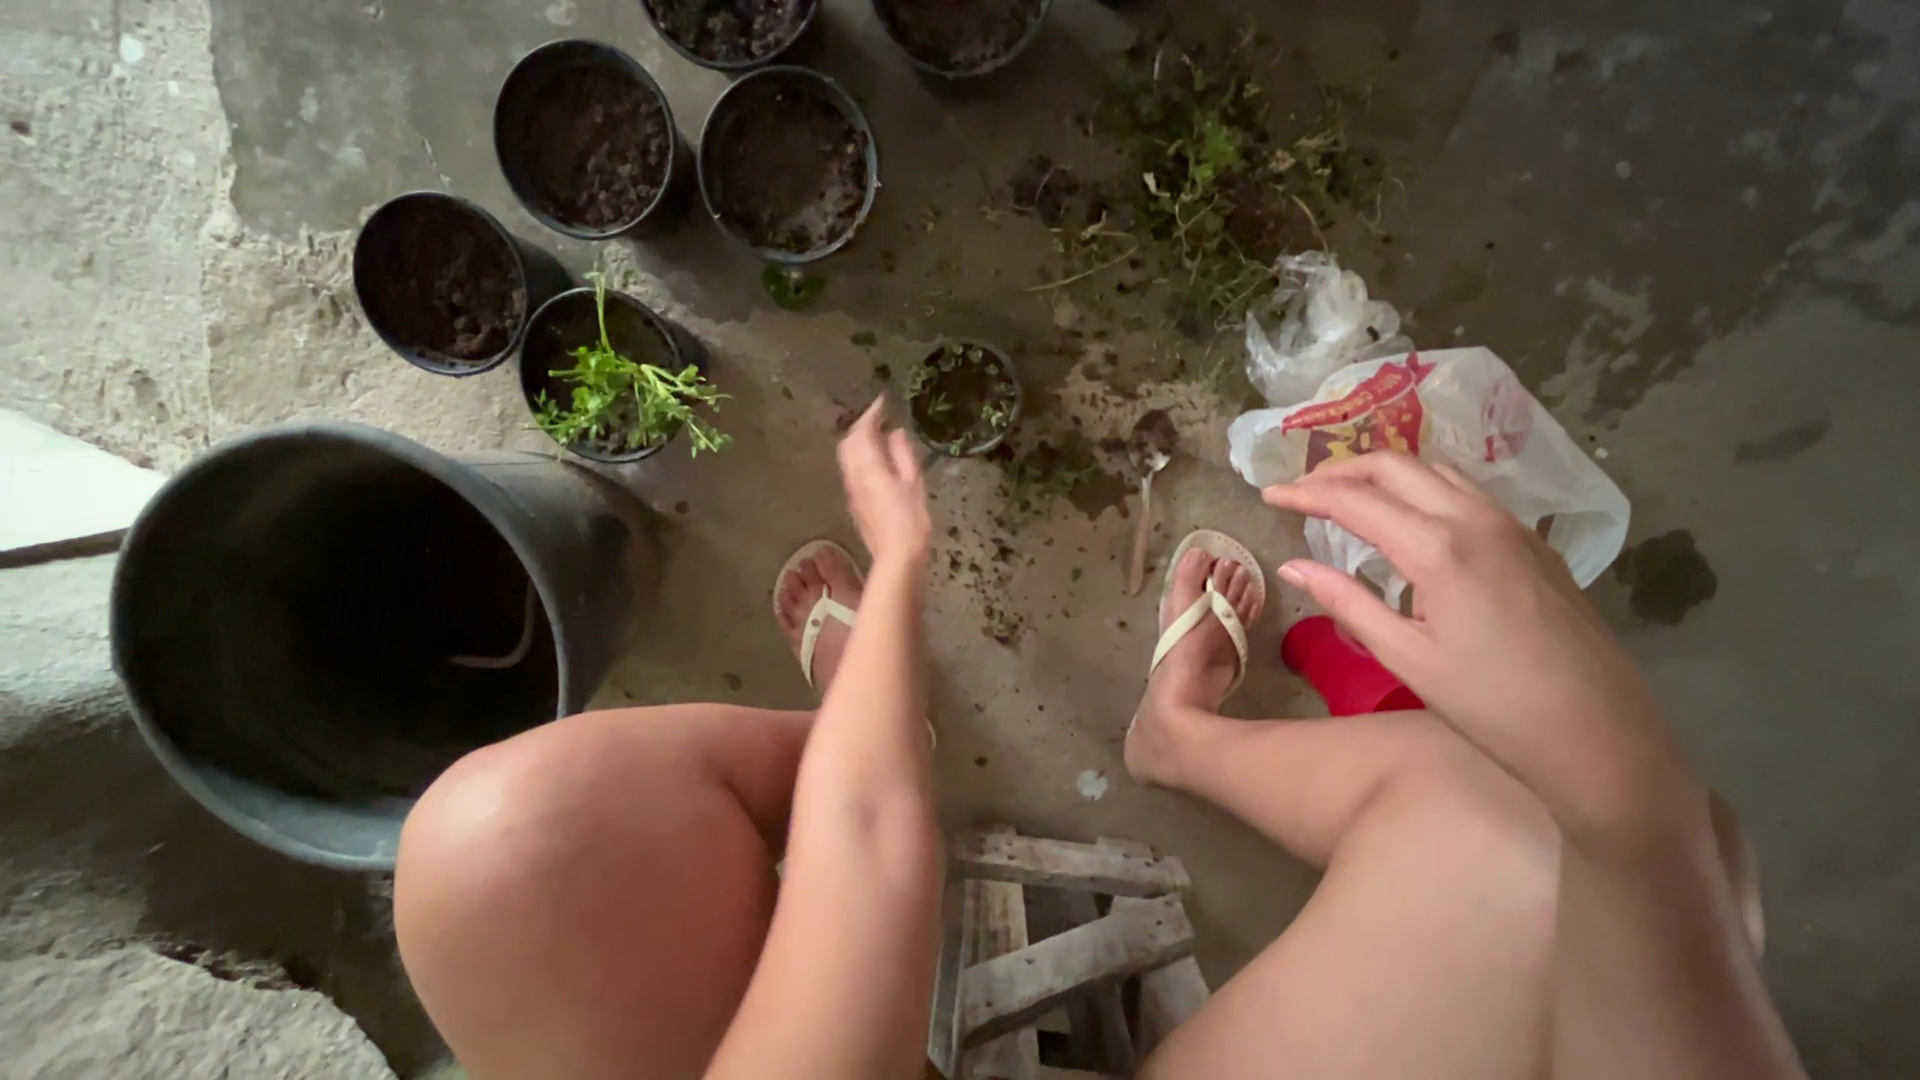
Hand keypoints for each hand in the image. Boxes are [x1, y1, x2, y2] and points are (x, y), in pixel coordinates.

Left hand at [837, 397, 931, 567]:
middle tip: (878, 418)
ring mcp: (852, 491)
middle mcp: (855, 476)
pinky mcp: (855, 504)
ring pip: (847, 457)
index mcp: (870, 468)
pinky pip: (852, 471)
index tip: (882, 402)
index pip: (863, 432)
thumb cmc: (911, 521)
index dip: (871, 413)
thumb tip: (895, 433)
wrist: (897, 557)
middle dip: (860, 427)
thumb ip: (902, 454)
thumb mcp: (914, 483)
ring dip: (858, 442)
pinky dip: (860, 458)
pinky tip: (876, 463)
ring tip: (877, 437)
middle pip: (848, 443)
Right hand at [1263, 452, 1689, 835]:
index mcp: (1438, 548)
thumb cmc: (1491, 705)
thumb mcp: (1404, 656)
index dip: (1304, 494)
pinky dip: (1422, 488)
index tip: (1268, 496)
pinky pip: (1466, 491)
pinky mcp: (1532, 542)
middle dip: (1340, 470)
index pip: (1354, 500)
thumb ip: (1344, 601)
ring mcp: (1512, 527)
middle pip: (1395, 466)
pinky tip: (1407, 518)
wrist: (1600, 735)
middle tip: (1301, 491)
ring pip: (1435, 470)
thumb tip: (1291, 565)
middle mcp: (1476, 520)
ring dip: (1384, 473)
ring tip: (1347, 496)